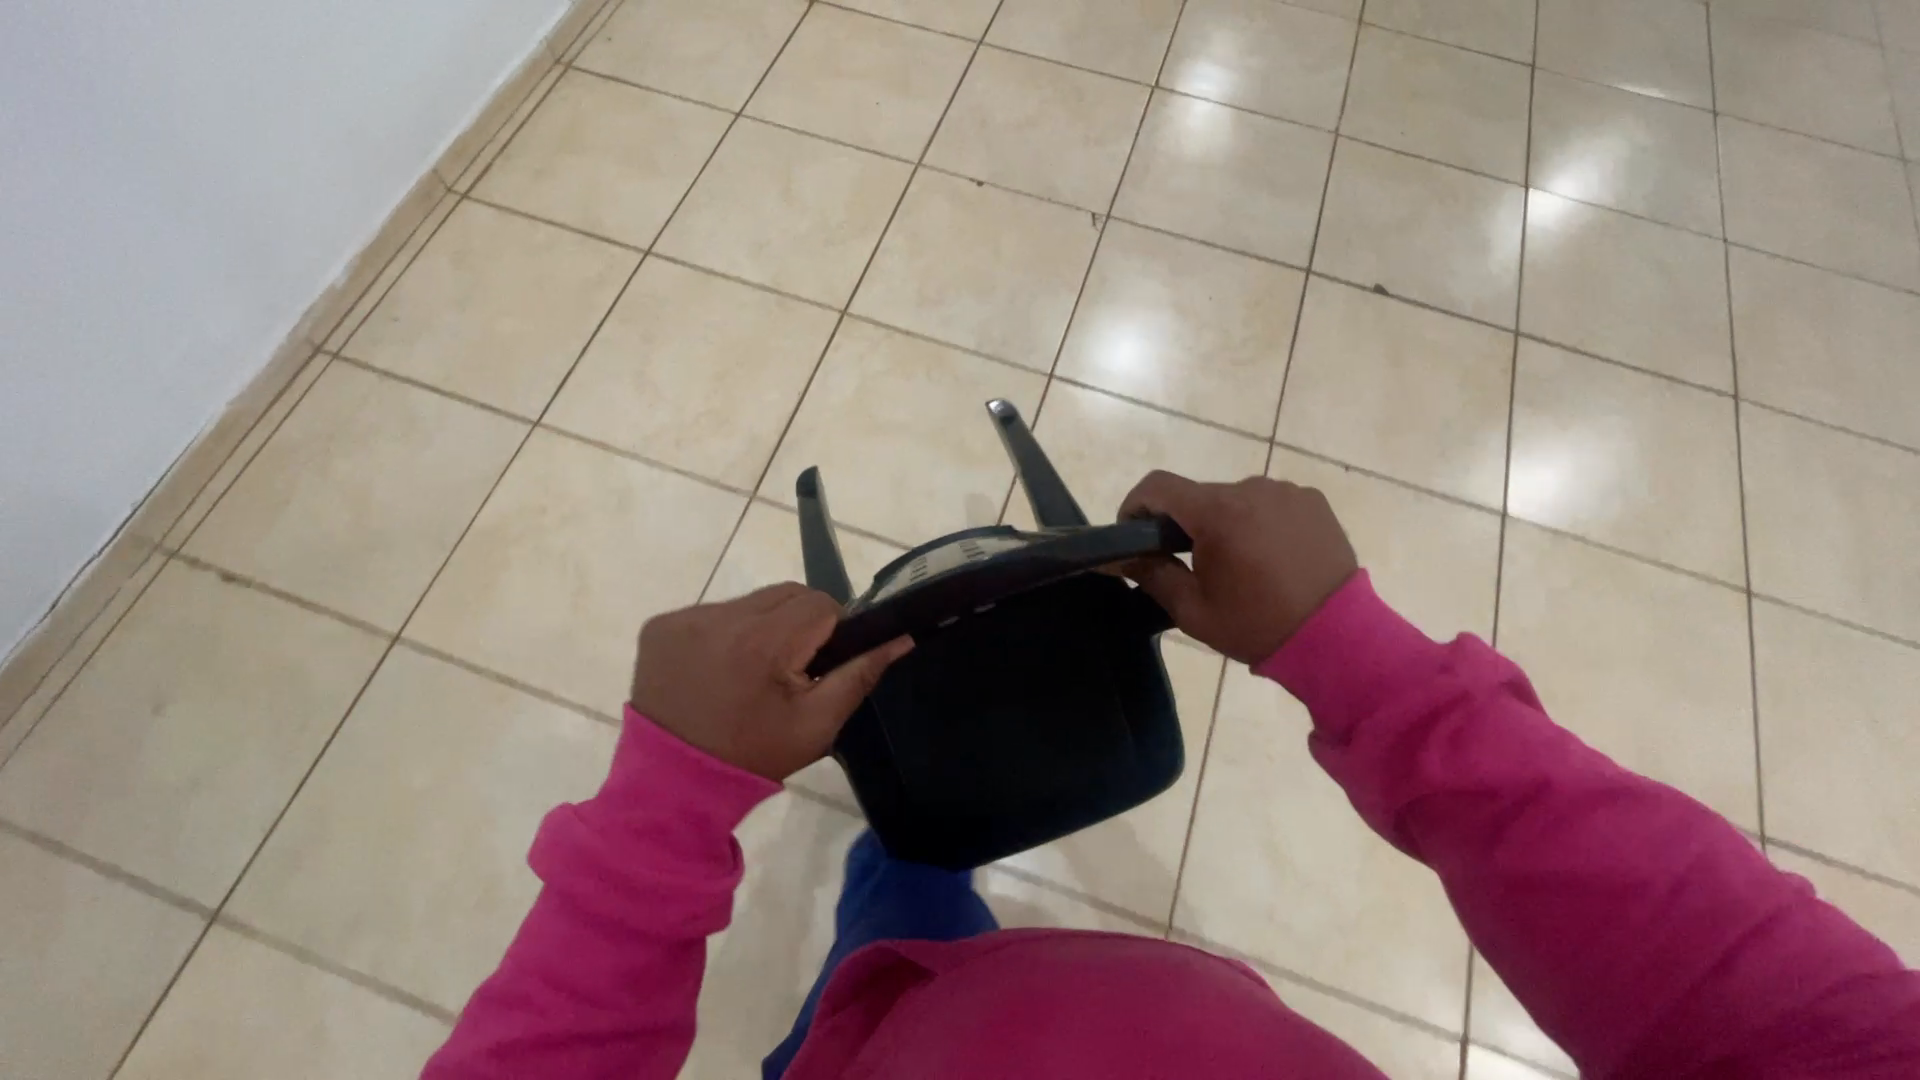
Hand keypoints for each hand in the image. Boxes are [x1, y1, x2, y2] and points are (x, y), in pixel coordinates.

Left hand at [629, 584, 911, 781]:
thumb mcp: (817, 724)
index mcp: (762, 642)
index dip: (832, 628)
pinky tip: (721, 667)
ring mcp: (684, 619)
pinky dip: (726, 632)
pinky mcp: (661, 625)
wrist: (672, 784)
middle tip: (792, 667)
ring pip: (750, 601)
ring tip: (754, 669)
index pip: (820, 603)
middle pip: (784, 594)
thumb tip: (901, 637)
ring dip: (762, 625)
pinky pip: (713, 613)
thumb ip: (860, 673)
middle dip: (798, 623)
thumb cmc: (753, 755)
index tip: (821, 662)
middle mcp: (720, 618)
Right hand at [1118, 471, 1357, 664]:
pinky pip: (1269, 503)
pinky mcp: (1312, 501)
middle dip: (1183, 522)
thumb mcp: (1192, 609)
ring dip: (1223, 522)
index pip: (1157, 486)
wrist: (1338, 638)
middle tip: (1188, 564)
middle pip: (1197, 495)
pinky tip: (1269, 557)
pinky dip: (1257, 522)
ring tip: (1237, 564)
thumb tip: (1115, 557)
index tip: (1134, 534)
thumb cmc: (1257, 626)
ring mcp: (1286, 492)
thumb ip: (1151, 573)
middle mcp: (1251, 489)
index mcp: (1217, 513)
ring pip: (1234, 499)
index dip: (1135, 505)